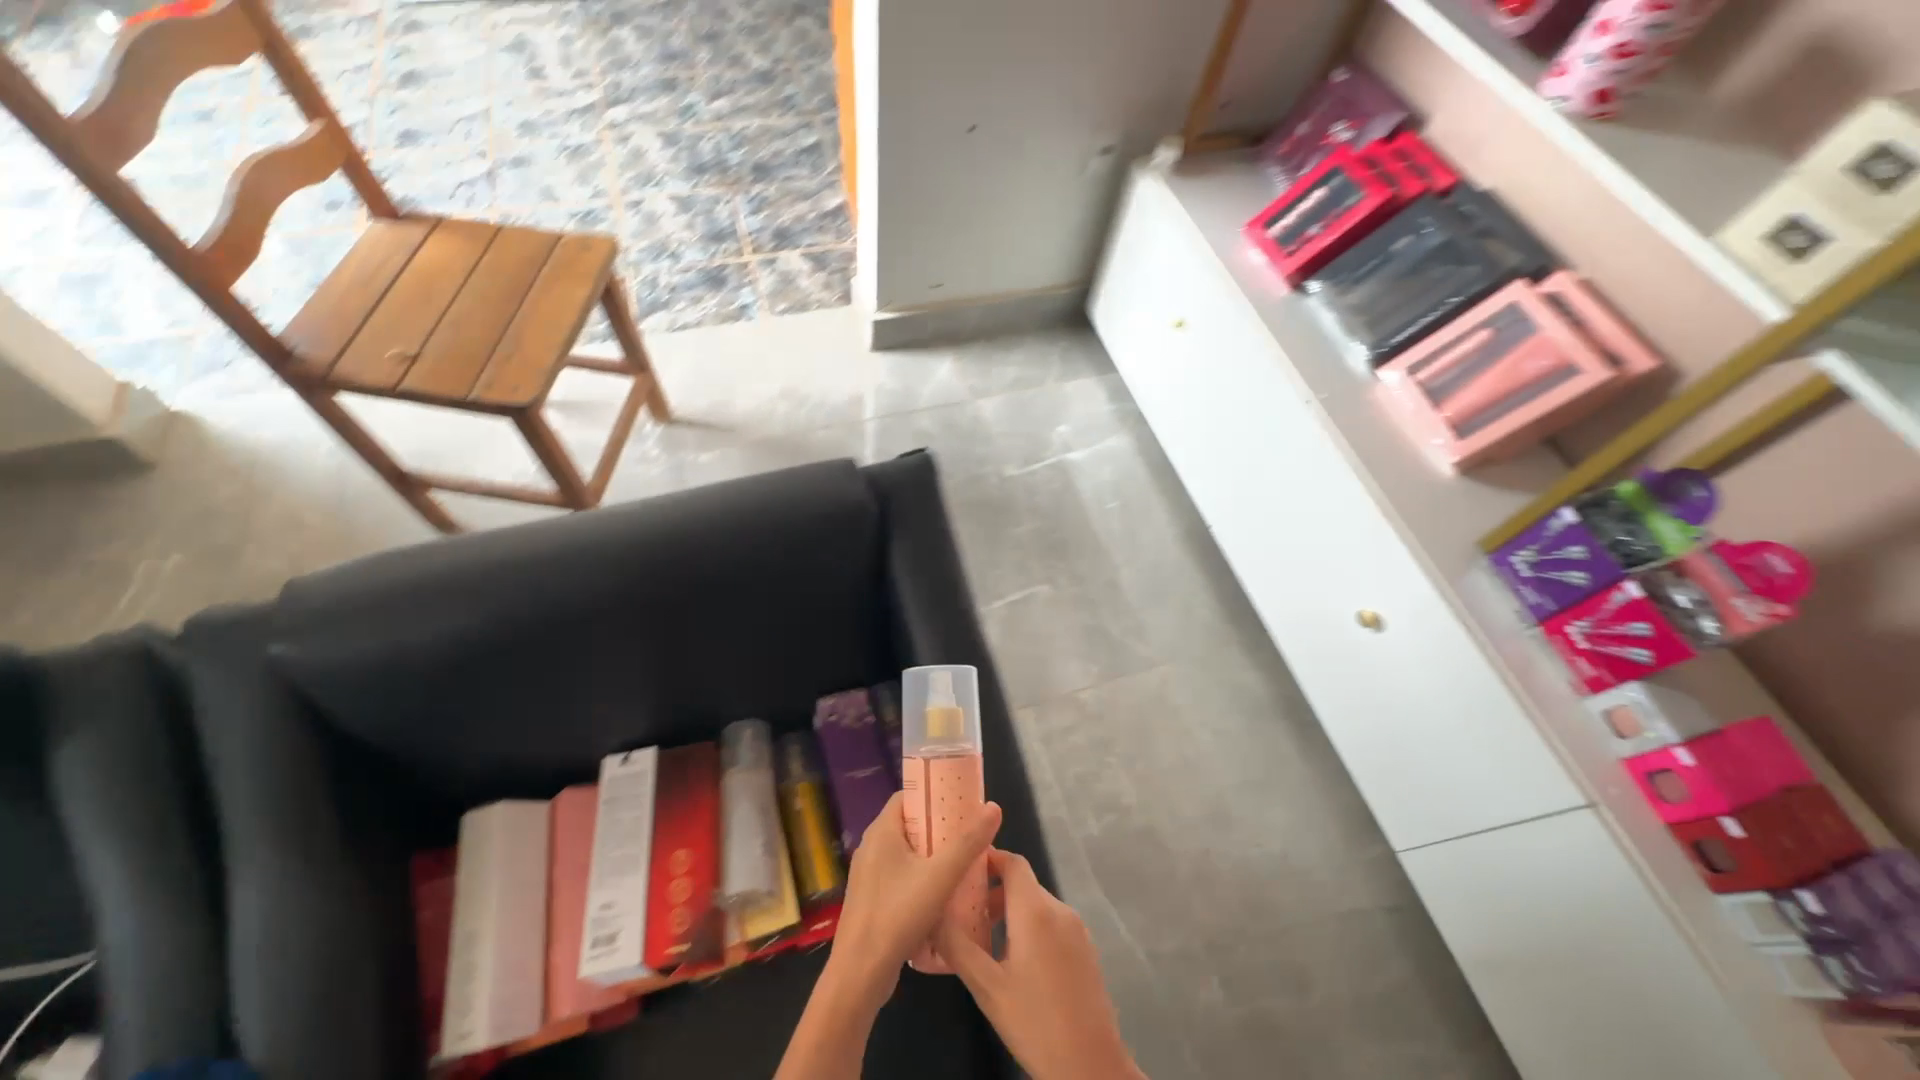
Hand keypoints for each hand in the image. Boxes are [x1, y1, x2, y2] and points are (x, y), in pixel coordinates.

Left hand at [824, 790, 1003, 1007]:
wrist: (861, 972)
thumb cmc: (899, 915)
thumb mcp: (941, 876)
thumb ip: (969, 842)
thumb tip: (993, 807)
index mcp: (881, 832)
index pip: (908, 797)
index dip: (934, 795)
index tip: (962, 803)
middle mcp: (871, 848)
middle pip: (910, 825)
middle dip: (940, 829)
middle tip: (970, 836)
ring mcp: (869, 876)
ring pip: (906, 854)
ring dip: (933, 856)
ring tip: (964, 864)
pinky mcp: (871, 900)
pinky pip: (901, 878)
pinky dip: (922, 878)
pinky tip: (944, 895)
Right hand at [936, 849, 1144, 1079]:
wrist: (1090, 1064)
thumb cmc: (1034, 1022)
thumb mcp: (986, 986)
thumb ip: (957, 945)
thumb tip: (932, 914)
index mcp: (1036, 912)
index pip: (1013, 863)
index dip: (987, 858)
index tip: (959, 868)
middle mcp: (1060, 911)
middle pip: (1022, 884)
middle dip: (990, 892)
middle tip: (959, 912)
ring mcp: (1077, 931)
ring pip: (1036, 906)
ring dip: (1008, 912)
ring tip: (980, 940)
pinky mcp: (1085, 951)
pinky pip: (1051, 925)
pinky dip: (1027, 928)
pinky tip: (1010, 961)